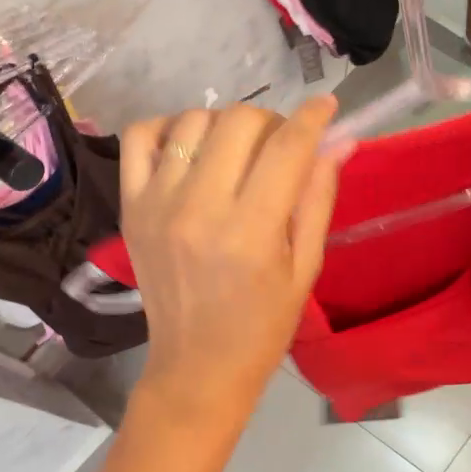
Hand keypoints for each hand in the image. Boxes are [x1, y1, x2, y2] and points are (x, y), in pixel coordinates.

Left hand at [118, 96, 345, 417]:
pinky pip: (142, 137)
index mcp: (251, 232)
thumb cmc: (264, 326)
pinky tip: (193, 149)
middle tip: (283, 147)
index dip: (313, 117)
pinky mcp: (131, 206)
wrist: (198, 366)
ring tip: (240, 153)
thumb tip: (339, 141)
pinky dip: (171, 128)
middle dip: (273, 122)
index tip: (327, 106)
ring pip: (194, 121)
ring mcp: (158, 204)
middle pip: (239, 121)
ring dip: (227, 126)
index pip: (286, 148)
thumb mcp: (305, 268)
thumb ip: (318, 199)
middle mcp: (200, 208)